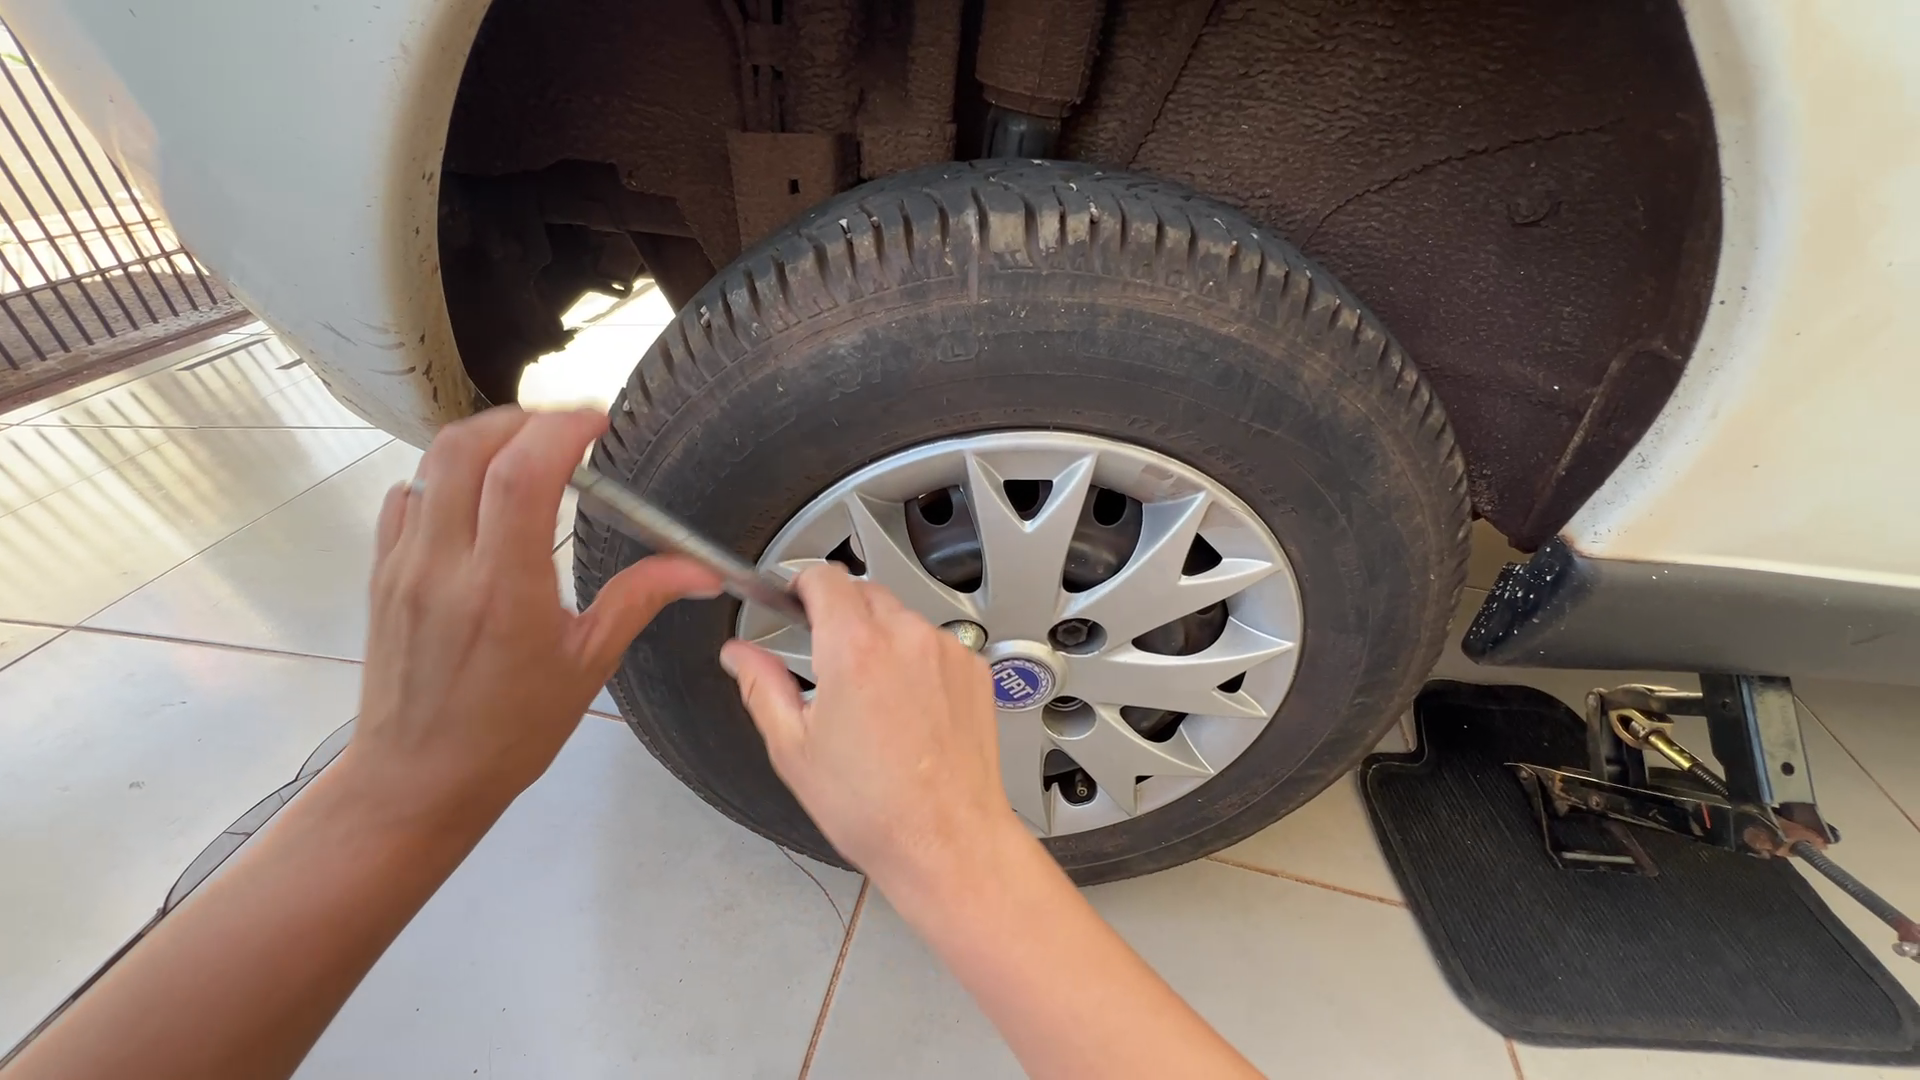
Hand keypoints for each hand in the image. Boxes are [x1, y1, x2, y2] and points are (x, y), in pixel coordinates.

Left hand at [351, 406, 719, 819]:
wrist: (417, 779)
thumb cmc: (513, 729)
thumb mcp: (591, 663)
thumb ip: (641, 598)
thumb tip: (702, 570)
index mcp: (505, 587)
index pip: (523, 473)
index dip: (563, 429)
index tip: (600, 422)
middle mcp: (445, 564)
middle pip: (468, 446)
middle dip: (523, 419)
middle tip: (570, 431)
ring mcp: (403, 564)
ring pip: (432, 462)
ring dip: (487, 440)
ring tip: (532, 454)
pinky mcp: (382, 572)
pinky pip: (407, 495)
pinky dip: (448, 474)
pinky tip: (481, 497)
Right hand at [719, 565, 1016, 889]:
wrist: (946, 839)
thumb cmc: (877, 808)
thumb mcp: (794, 749)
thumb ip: (761, 686)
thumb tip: (739, 655)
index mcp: (855, 649)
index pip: (825, 577)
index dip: (802, 584)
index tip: (796, 601)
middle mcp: (906, 638)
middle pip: (864, 593)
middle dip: (840, 615)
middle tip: (828, 662)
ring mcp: (946, 651)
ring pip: (901, 618)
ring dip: (880, 638)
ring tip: (873, 697)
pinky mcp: (973, 668)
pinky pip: (935, 643)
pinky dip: (917, 659)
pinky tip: (908, 706)